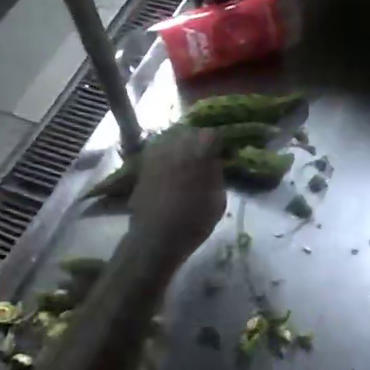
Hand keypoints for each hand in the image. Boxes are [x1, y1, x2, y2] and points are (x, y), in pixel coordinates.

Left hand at [128, 127, 226, 264]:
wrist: (156, 237)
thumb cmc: (193, 221)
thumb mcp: (218, 199)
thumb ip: (217, 174)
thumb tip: (213, 163)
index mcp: (200, 150)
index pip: (214, 135)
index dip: (222, 147)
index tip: (226, 158)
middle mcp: (177, 143)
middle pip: (192, 133)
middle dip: (201, 143)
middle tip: (207, 159)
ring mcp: (157, 152)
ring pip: (173, 139)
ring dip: (183, 147)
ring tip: (188, 164)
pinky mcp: (143, 163)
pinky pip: (160, 151)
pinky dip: (168, 156)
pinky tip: (172, 170)